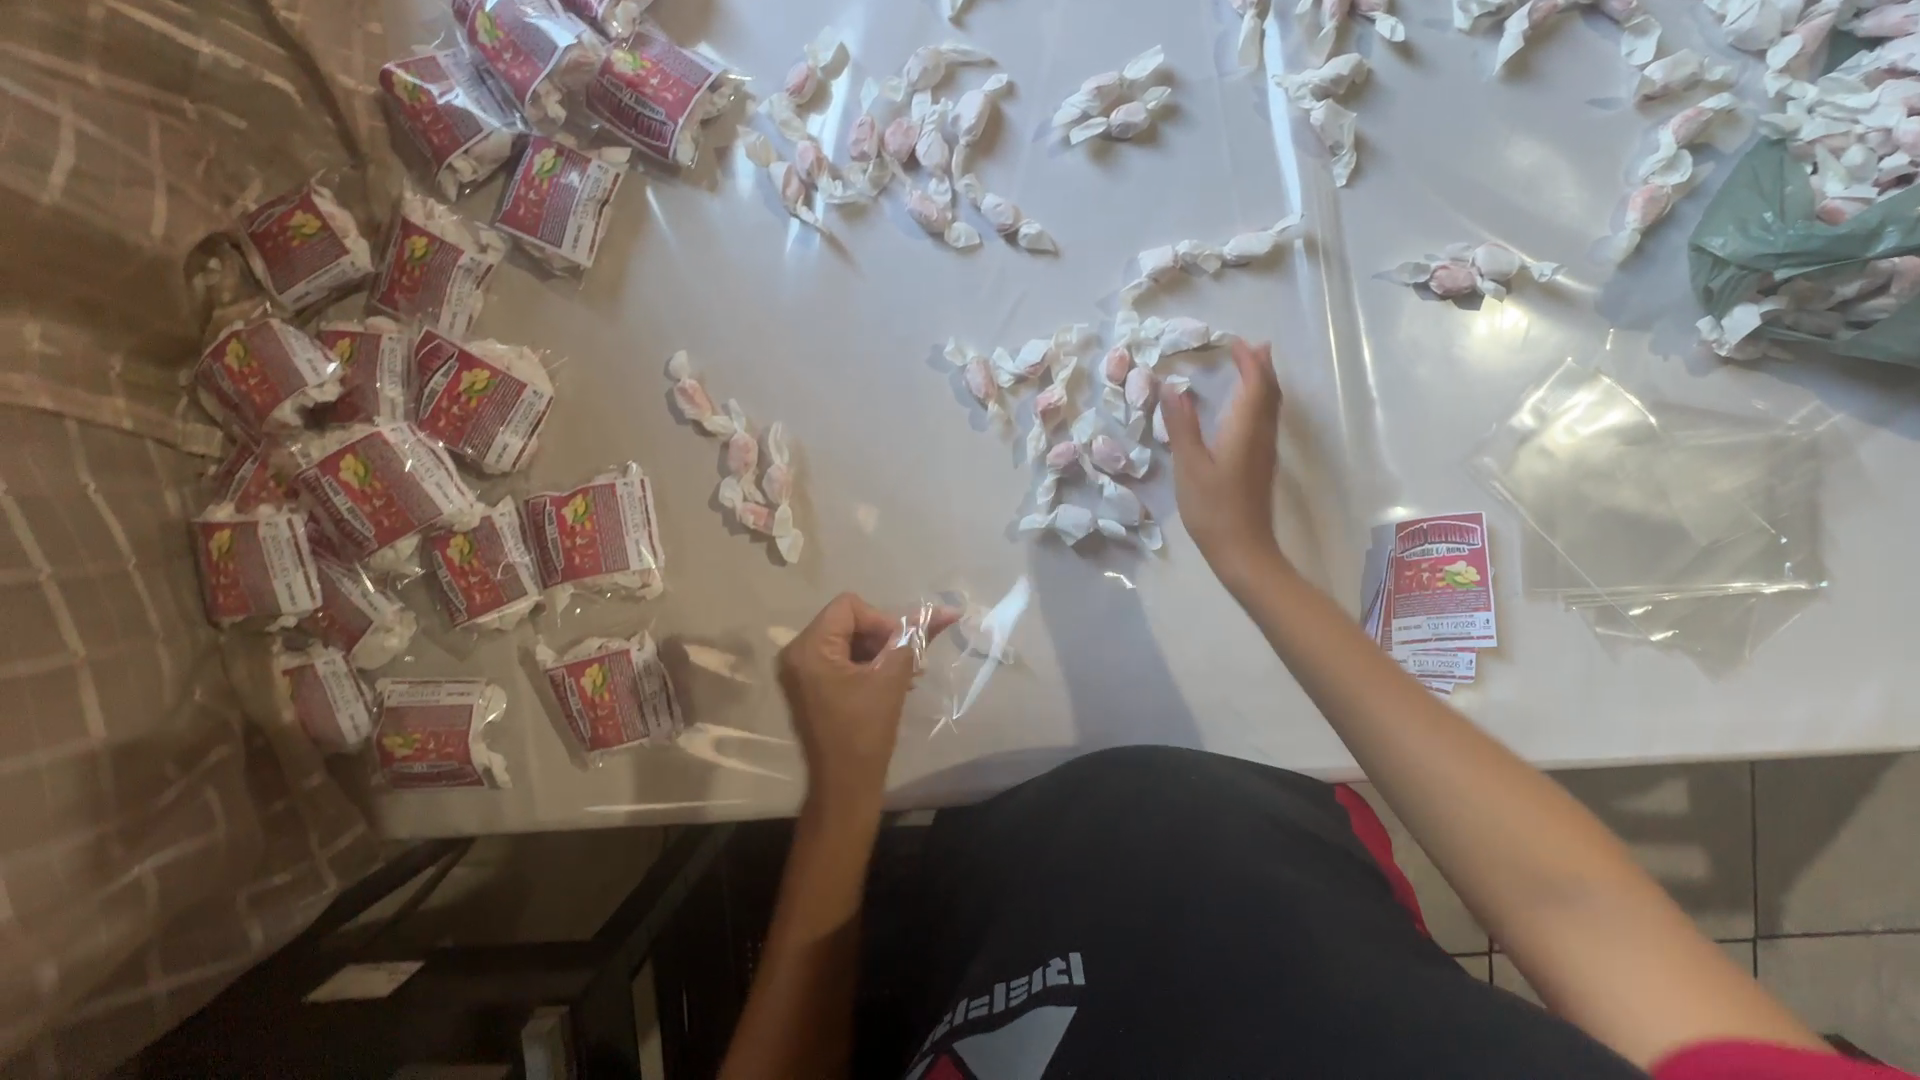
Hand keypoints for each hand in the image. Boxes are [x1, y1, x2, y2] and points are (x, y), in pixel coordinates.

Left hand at [778, 593, 951, 808]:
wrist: (845, 785)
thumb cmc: (865, 732)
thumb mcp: (893, 678)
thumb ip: (914, 638)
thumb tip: (945, 611)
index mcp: (810, 648)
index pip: (850, 607)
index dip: (882, 621)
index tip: (901, 648)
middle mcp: (797, 653)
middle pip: (847, 621)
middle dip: (883, 637)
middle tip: (910, 660)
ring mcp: (801, 671)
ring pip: (847, 640)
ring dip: (879, 652)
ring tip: (906, 674)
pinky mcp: (810, 686)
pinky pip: (841, 660)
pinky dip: (867, 665)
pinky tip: (892, 682)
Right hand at [1162, 339, 1288, 587]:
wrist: (1243, 550)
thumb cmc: (1213, 508)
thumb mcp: (1189, 465)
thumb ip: (1181, 424)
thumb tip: (1172, 387)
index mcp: (1245, 429)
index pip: (1254, 383)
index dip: (1248, 361)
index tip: (1234, 342)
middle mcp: (1261, 435)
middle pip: (1269, 392)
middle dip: (1261, 366)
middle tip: (1250, 347)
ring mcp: (1265, 452)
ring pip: (1270, 407)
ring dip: (1263, 383)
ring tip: (1253, 367)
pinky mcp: (1261, 466)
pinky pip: (1265, 421)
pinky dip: (1259, 403)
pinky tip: (1245, 409)